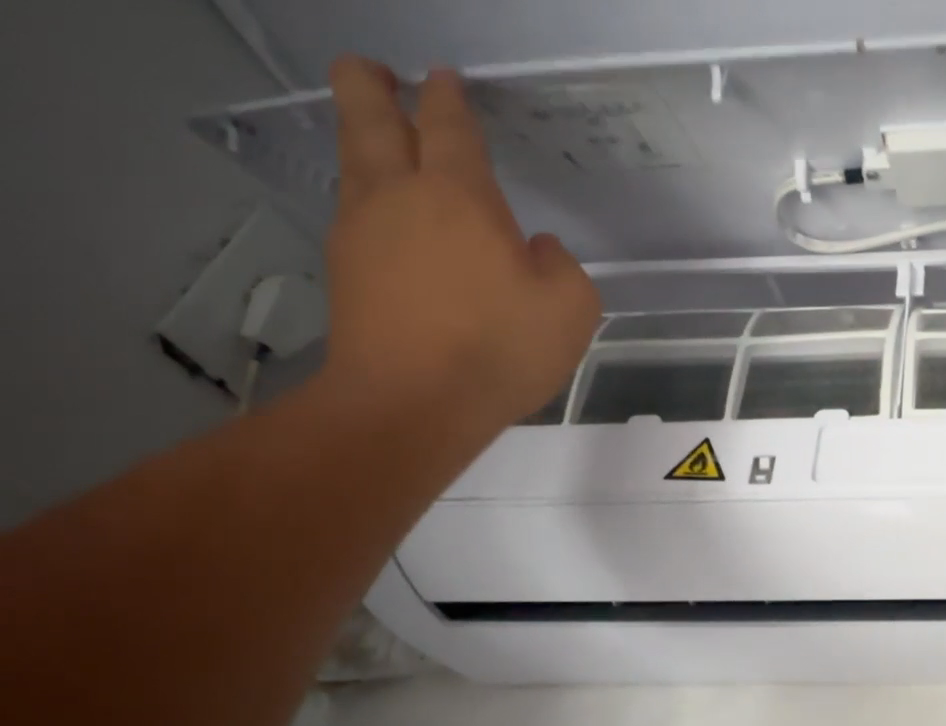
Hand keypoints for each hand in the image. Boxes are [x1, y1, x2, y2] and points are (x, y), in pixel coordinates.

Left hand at [322, 57, 600, 428]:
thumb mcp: (570, 308)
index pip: (448, 124)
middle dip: (371, 84)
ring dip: (366, 141)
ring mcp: (361, 232)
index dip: (447, 96)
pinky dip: (373, 201)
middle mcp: (399, 197)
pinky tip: (394, 222)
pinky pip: (357, 214)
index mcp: (459, 195)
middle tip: (378, 72)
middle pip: (368, 115)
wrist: (409, 404)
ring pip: (354, 162)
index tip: (444, 79)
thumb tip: (534, 249)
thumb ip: (561, 266)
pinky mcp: (345, 272)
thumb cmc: (499, 349)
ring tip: (383, 142)